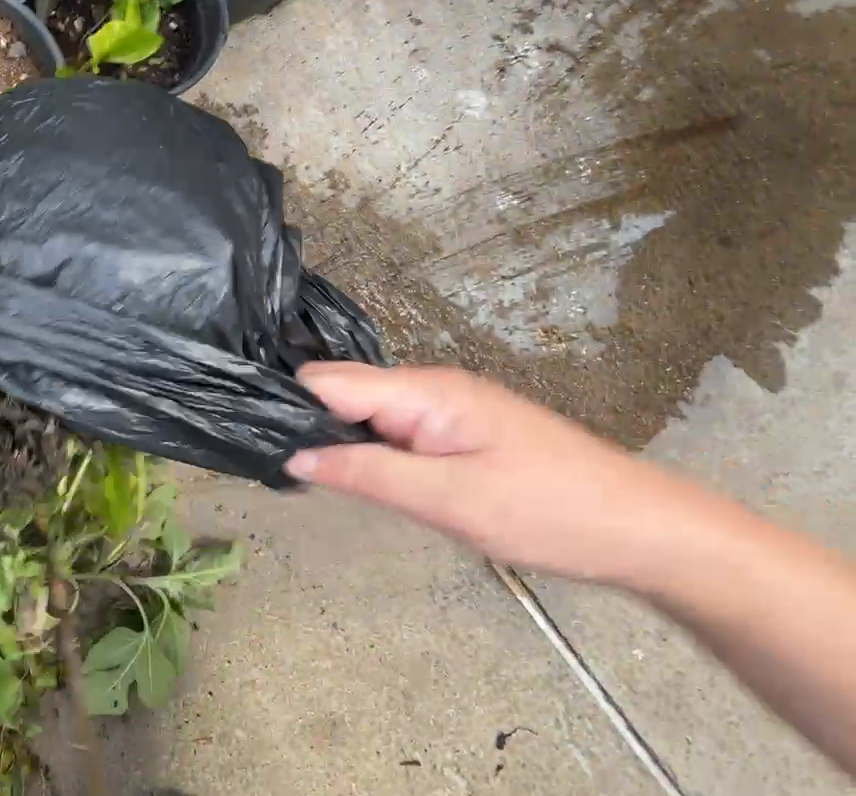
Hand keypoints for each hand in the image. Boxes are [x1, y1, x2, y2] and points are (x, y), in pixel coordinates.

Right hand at [287, 362, 720, 586]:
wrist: (654, 533)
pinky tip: (367, 479)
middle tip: (287, 474)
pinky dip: (368, 449)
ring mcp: (444, 405)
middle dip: (306, 424)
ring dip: (338, 440)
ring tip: (320, 482)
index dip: (286, 408)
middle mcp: (427, 386)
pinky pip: (390, 426)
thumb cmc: (551, 513)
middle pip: (338, 389)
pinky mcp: (457, 428)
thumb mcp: (449, 501)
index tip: (261, 446)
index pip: (324, 381)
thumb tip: (291, 457)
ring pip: (362, 410)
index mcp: (422, 391)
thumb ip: (365, 474)